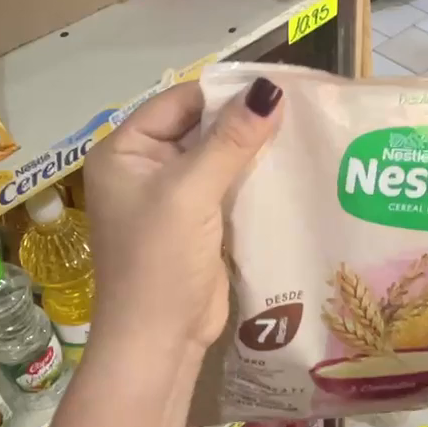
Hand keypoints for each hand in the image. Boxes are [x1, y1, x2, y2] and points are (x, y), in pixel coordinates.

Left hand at [82, 78, 283, 352]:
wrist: (158, 341)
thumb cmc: (160, 260)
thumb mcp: (191, 192)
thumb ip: (230, 140)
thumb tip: (270, 90)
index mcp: (126, 150)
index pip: (180, 102)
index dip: (225, 92)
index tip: (277, 85)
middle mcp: (145, 166)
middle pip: (200, 126)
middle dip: (243, 120)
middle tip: (298, 105)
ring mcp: (172, 195)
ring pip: (218, 156)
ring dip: (252, 148)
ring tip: (302, 129)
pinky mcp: (198, 220)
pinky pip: (228, 185)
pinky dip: (253, 177)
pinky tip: (289, 166)